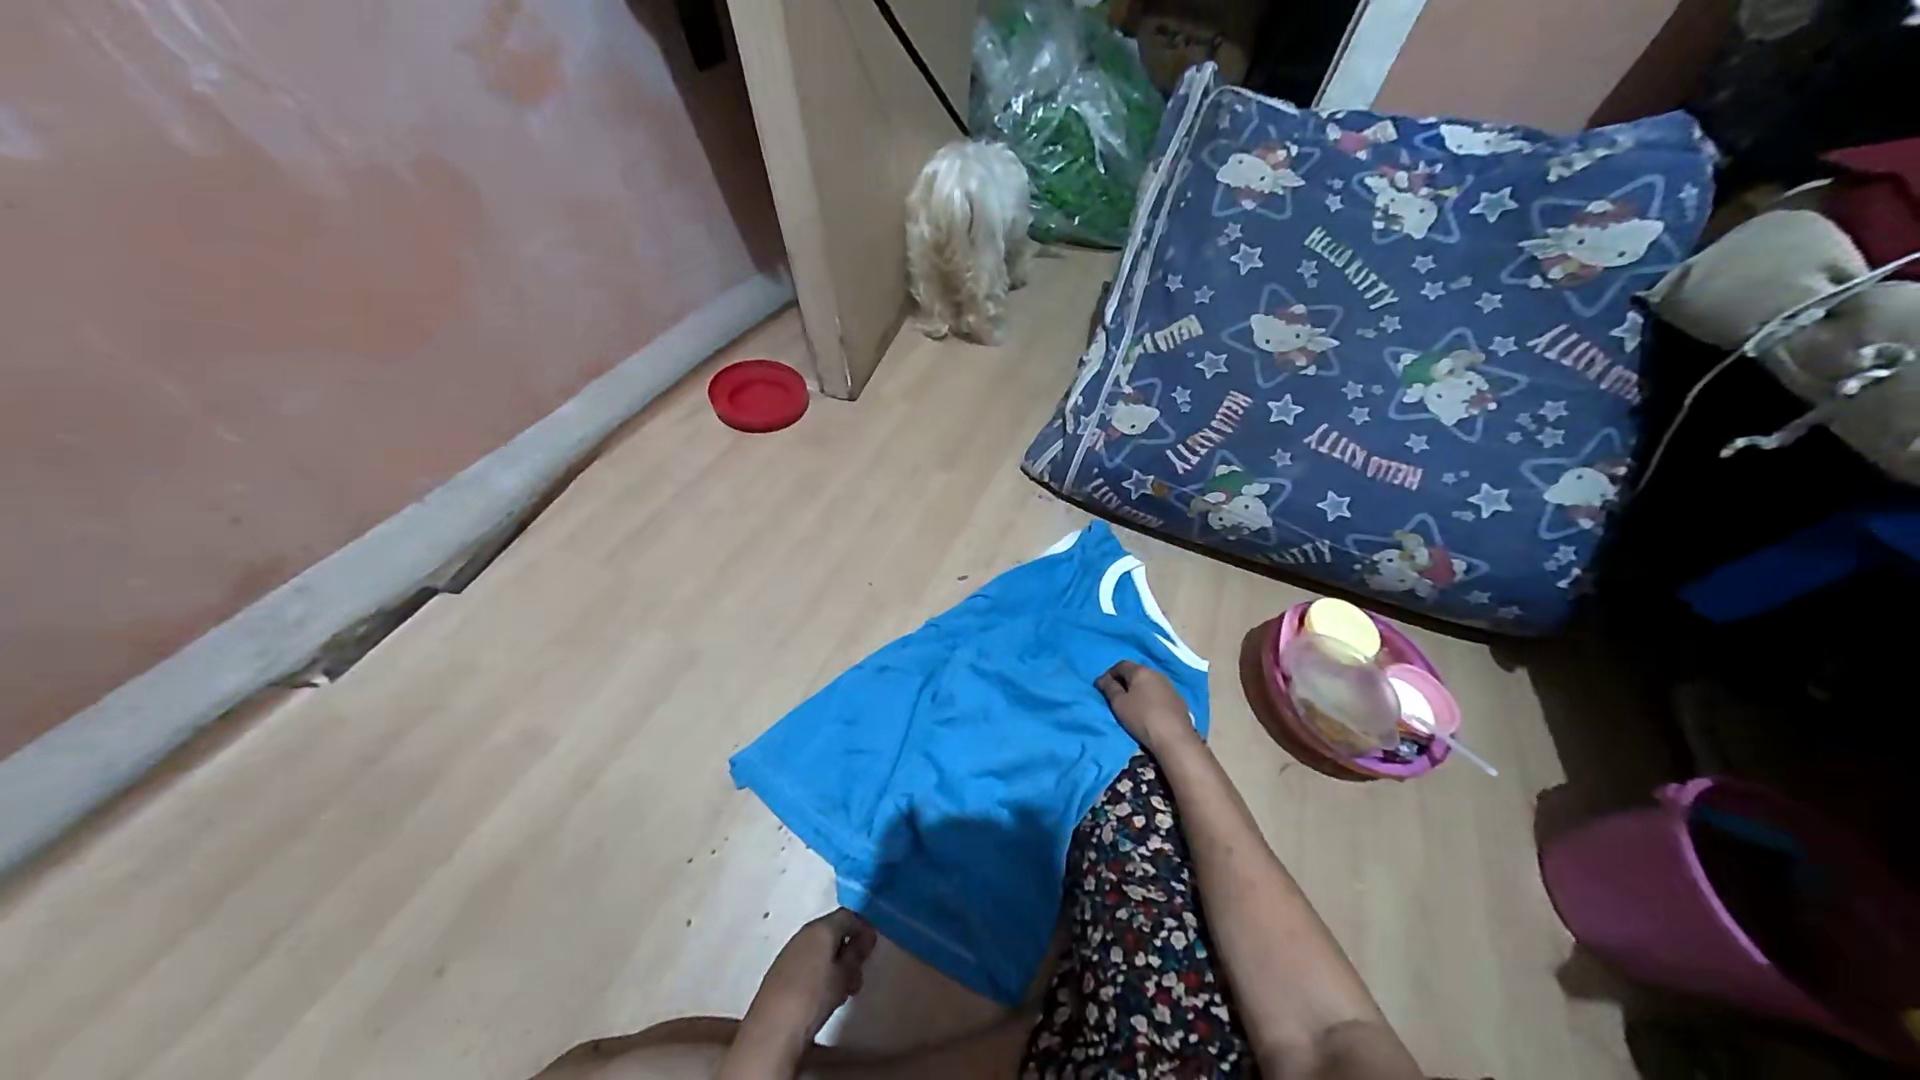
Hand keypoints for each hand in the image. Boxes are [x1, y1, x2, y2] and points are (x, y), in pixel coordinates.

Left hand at [728, 908, 876, 1072]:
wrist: (772, 1028)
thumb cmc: (814, 997)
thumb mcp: (844, 975)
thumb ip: (857, 953)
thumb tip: (867, 936)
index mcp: (821, 927)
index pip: (849, 916)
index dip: (863, 929)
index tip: (871, 949)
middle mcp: (804, 933)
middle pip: (833, 931)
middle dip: (849, 950)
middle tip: (858, 975)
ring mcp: (790, 951)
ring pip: (820, 948)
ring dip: (835, 963)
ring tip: (843, 990)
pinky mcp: (780, 970)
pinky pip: (807, 961)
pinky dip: (820, 971)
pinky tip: (822, 995)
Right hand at [1095, 661, 1195, 752]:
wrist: (1175, 738)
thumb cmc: (1142, 717)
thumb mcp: (1119, 703)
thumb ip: (1109, 688)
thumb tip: (1102, 679)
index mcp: (1141, 671)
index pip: (1121, 665)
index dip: (1109, 674)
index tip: (1102, 687)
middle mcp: (1157, 673)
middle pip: (1136, 672)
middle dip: (1124, 681)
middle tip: (1115, 696)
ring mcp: (1170, 686)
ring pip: (1148, 683)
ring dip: (1138, 690)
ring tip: (1131, 704)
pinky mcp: (1178, 700)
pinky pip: (1158, 693)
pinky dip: (1150, 698)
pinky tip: (1148, 710)